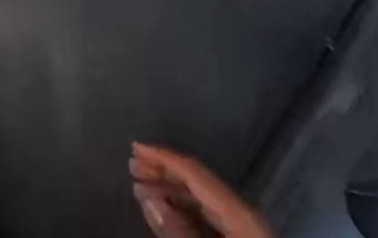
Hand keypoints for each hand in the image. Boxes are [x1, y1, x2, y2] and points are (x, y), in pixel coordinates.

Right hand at [130, 143, 273, 237]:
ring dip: (170, 191)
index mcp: (239, 213)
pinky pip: (208, 218)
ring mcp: (245, 231)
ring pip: (202, 201)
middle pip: (198, 182)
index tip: (135, 148)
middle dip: (163, 172)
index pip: (195, 172)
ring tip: (141, 190)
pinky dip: (183, 211)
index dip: (163, 156)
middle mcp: (243, 214)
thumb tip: (148, 198)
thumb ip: (178, 232)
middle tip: (132, 167)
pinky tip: (166, 214)